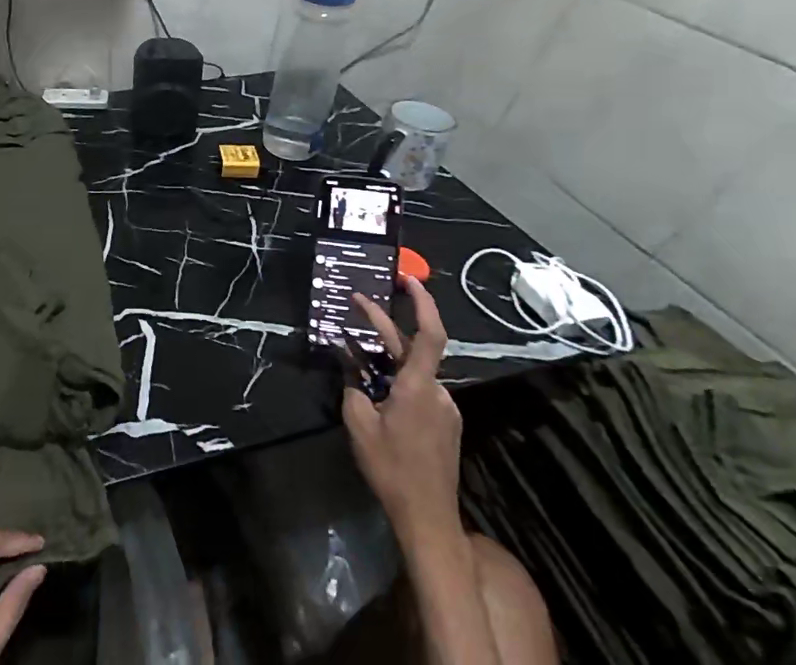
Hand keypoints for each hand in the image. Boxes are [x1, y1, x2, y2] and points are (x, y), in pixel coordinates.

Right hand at [343, 277, 464, 548]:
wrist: (428, 515)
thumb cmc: (391, 468)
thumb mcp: (359, 425)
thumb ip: (353, 388)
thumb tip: (349, 365)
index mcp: (418, 386)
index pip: (429, 332)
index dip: (422, 302)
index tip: (408, 280)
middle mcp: (437, 391)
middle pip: (413, 347)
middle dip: (383, 324)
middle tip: (356, 303)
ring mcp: (445, 408)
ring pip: (415, 372)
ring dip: (389, 358)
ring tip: (358, 356)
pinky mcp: (446, 423)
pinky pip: (420, 391)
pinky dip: (399, 382)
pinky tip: (379, 394)